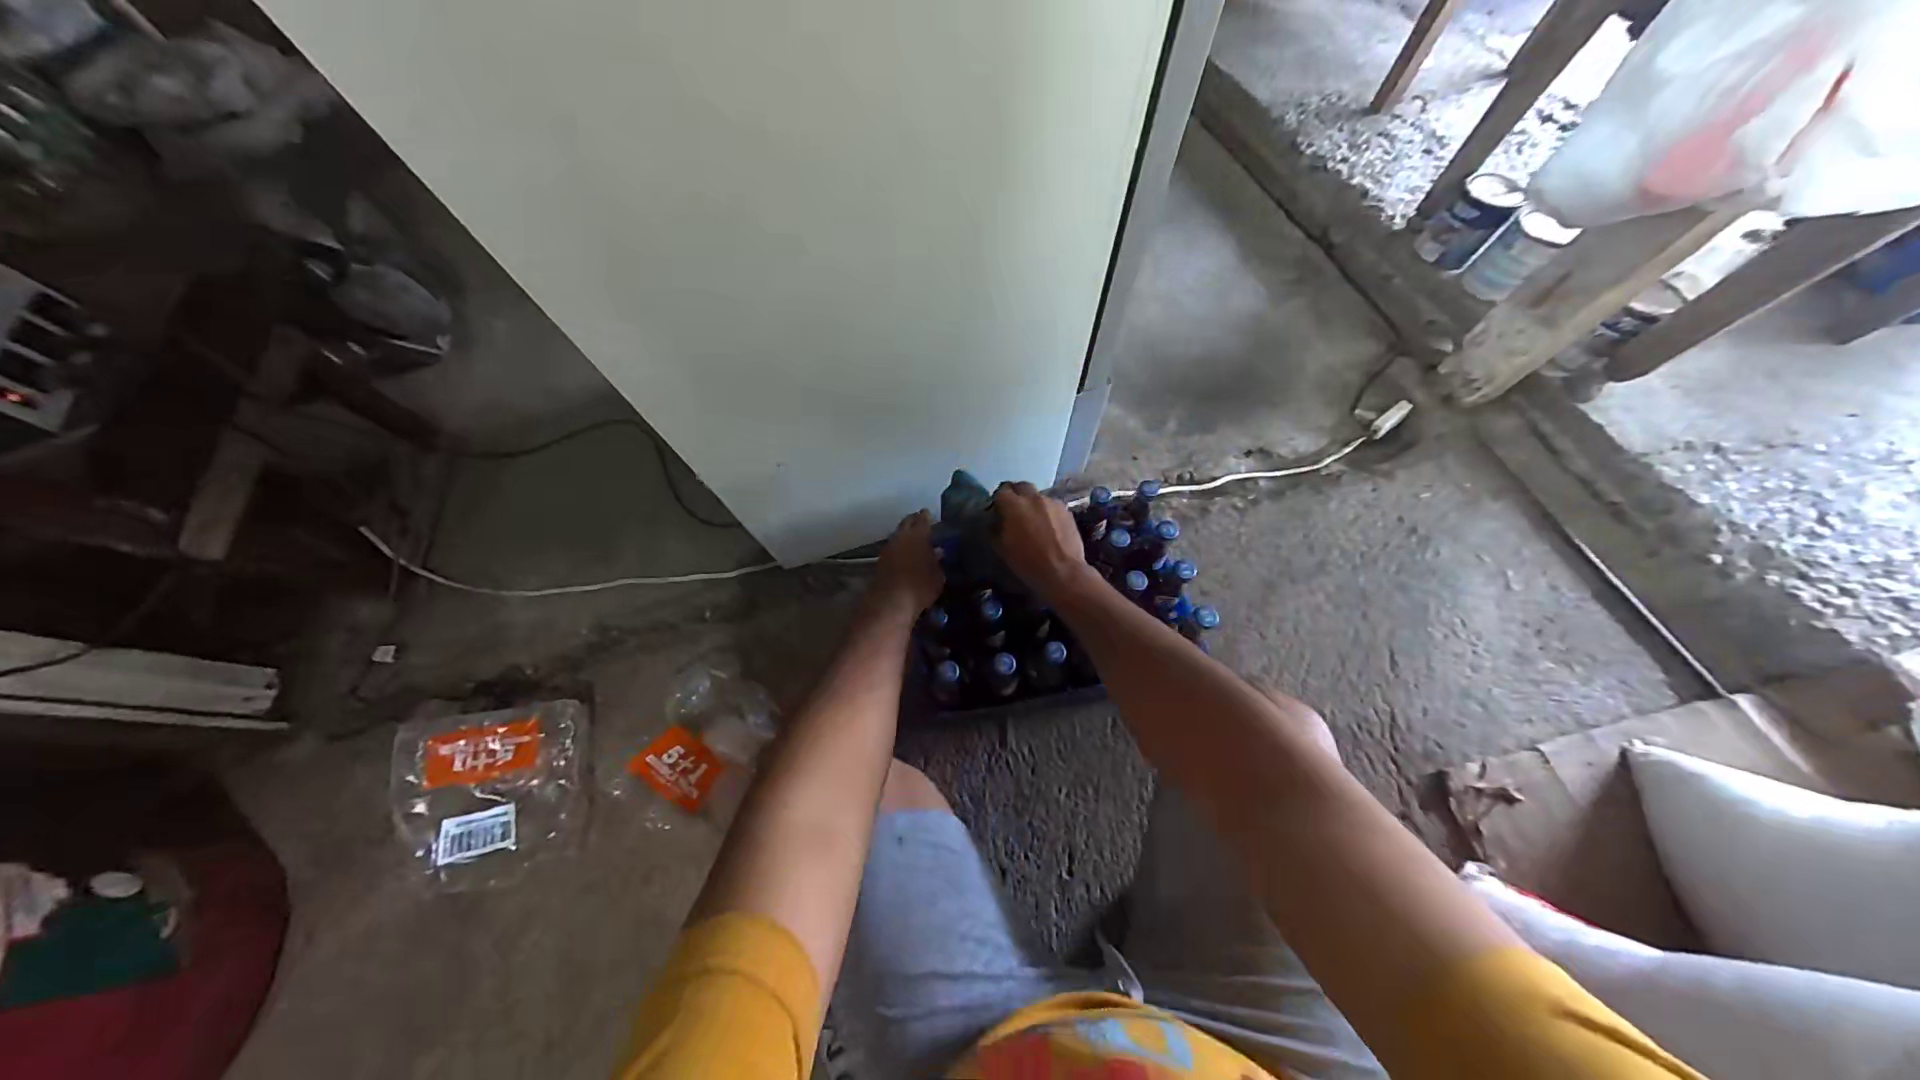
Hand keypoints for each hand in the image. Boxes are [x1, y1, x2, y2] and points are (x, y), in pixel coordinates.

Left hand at [869, 510, 943, 616]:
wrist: (891, 601)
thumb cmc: (921, 586)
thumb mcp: (937, 576)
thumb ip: (937, 562)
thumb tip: (938, 553)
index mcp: (918, 535)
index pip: (922, 519)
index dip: (926, 516)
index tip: (929, 514)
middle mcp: (901, 536)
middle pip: (906, 522)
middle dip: (913, 520)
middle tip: (920, 521)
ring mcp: (888, 547)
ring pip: (898, 534)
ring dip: (904, 534)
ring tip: (913, 538)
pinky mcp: (880, 560)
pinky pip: (892, 547)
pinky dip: (898, 547)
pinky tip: (903, 552)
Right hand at [993, 482, 1097, 600]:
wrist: (1062, 572)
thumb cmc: (1027, 562)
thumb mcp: (1001, 548)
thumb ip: (995, 528)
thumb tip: (996, 520)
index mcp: (1013, 505)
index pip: (1002, 490)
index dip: (999, 500)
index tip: (998, 511)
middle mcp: (1033, 497)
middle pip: (1021, 486)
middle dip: (1016, 495)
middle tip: (1015, 511)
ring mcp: (1052, 502)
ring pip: (1038, 496)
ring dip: (1033, 504)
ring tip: (1034, 520)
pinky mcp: (1067, 510)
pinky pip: (1052, 505)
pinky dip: (1047, 512)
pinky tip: (1049, 527)